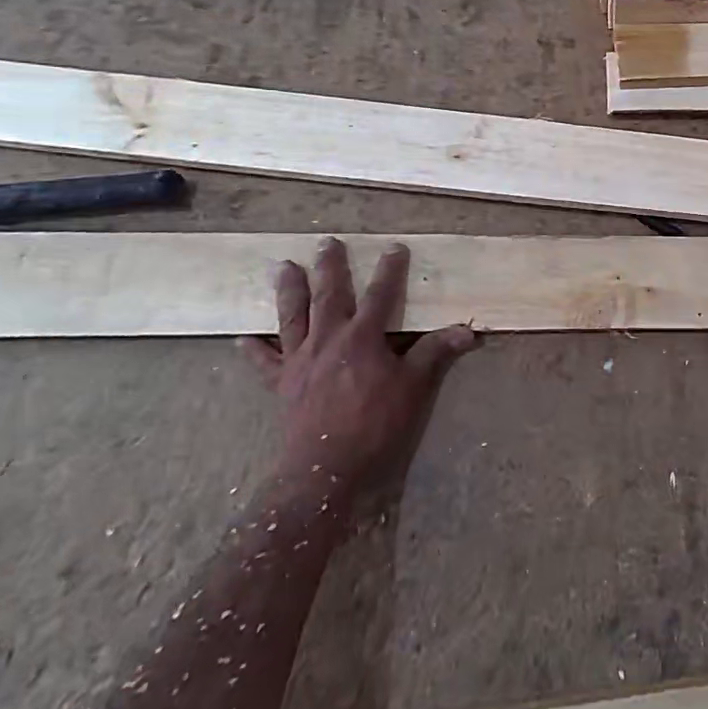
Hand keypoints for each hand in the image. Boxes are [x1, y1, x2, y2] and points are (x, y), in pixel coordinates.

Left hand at [239, 238, 478, 491]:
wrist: (325, 466)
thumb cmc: (375, 425)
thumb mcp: (413, 389)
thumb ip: (435, 354)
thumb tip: (466, 330)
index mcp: (362, 336)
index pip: (380, 294)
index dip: (389, 270)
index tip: (394, 248)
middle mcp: (327, 338)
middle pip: (328, 294)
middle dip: (329, 266)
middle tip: (326, 242)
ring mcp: (300, 359)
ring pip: (292, 316)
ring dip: (289, 290)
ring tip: (283, 266)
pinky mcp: (282, 383)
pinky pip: (264, 362)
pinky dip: (253, 350)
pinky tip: (241, 339)